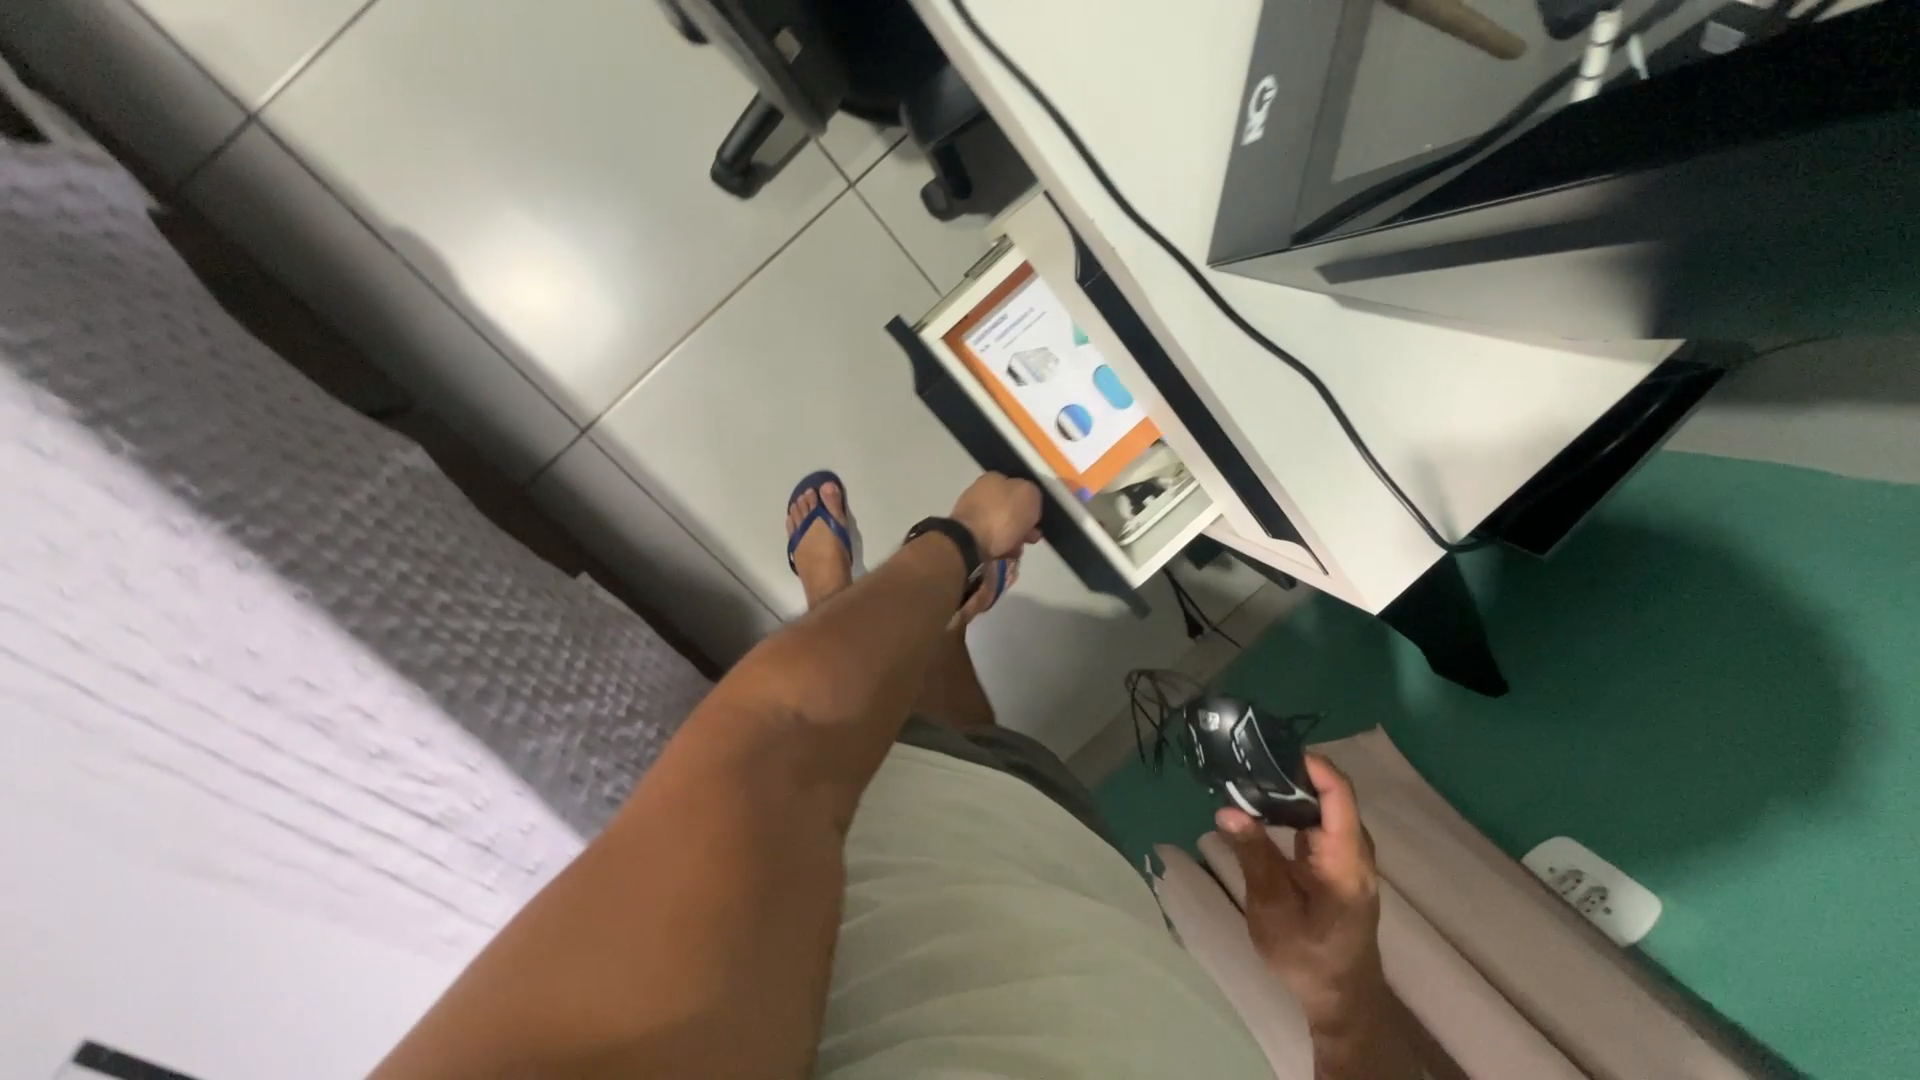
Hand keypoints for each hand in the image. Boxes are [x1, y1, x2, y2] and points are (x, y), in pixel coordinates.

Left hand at [948, 472, 1042, 560]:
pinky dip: (1001, 546)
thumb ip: (1033, 495)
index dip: (1031, 503)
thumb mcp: (1029, 495)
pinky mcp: (966, 534)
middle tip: (1031, 537)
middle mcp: (980, 492)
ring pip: (1001, 526)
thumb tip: (1028, 504)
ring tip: (1018, 549)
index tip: (1037, 519)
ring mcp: (971, 514)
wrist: (970, 542)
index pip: (1018, 487)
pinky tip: (1006, 553)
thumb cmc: (1003, 515)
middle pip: (1010, 509)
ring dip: (1014, 538)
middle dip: (1023, 524)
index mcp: (993, 478)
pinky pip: (991, 539)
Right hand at [1216, 755, 1385, 1026]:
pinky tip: (1264, 810)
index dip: (1315, 767)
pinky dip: (1293, 811)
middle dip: (1295, 773)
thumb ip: (1254, 856)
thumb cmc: (1307, 955)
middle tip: (1251, 760)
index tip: (1276, 749)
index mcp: (1345, 860)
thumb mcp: (1272, 908)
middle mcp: (1355, 853)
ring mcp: (1348, 860)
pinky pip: (1319, 826)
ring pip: (1325, 811)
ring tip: (1251, 778)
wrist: (1340, 997)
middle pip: (1333, 797)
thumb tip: (1228, 809)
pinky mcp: (1337, 868)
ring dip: (1292, 791)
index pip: (1340, 797)